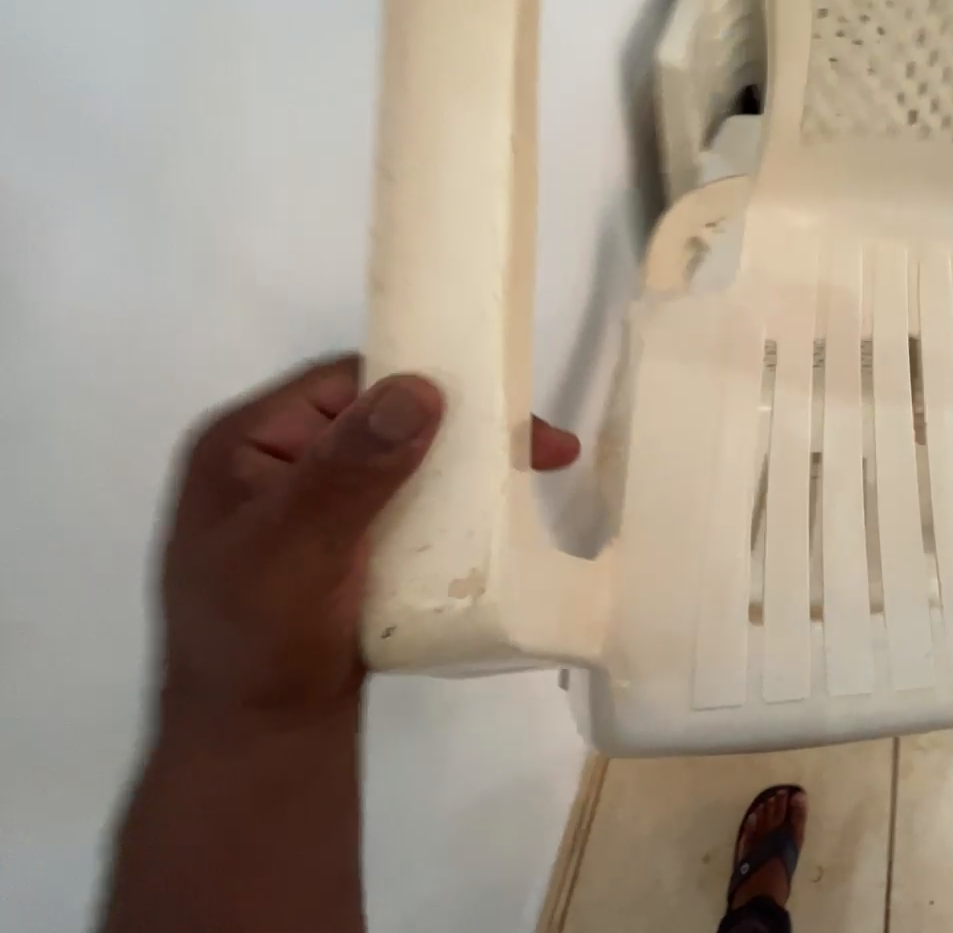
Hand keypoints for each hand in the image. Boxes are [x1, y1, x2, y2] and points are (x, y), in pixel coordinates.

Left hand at [158, 355, 579, 723]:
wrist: (264, 728)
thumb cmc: (263, 635)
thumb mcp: (299, 545)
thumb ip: (351, 468)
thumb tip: (420, 389)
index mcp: (251, 444)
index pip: (347, 383)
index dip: (422, 383)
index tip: (495, 404)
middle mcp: (286, 460)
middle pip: (391, 416)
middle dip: (470, 425)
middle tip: (543, 443)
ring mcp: (323, 498)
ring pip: (412, 455)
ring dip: (475, 459)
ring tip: (544, 465)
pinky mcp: (356, 532)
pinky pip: (417, 494)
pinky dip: (463, 493)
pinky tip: (501, 503)